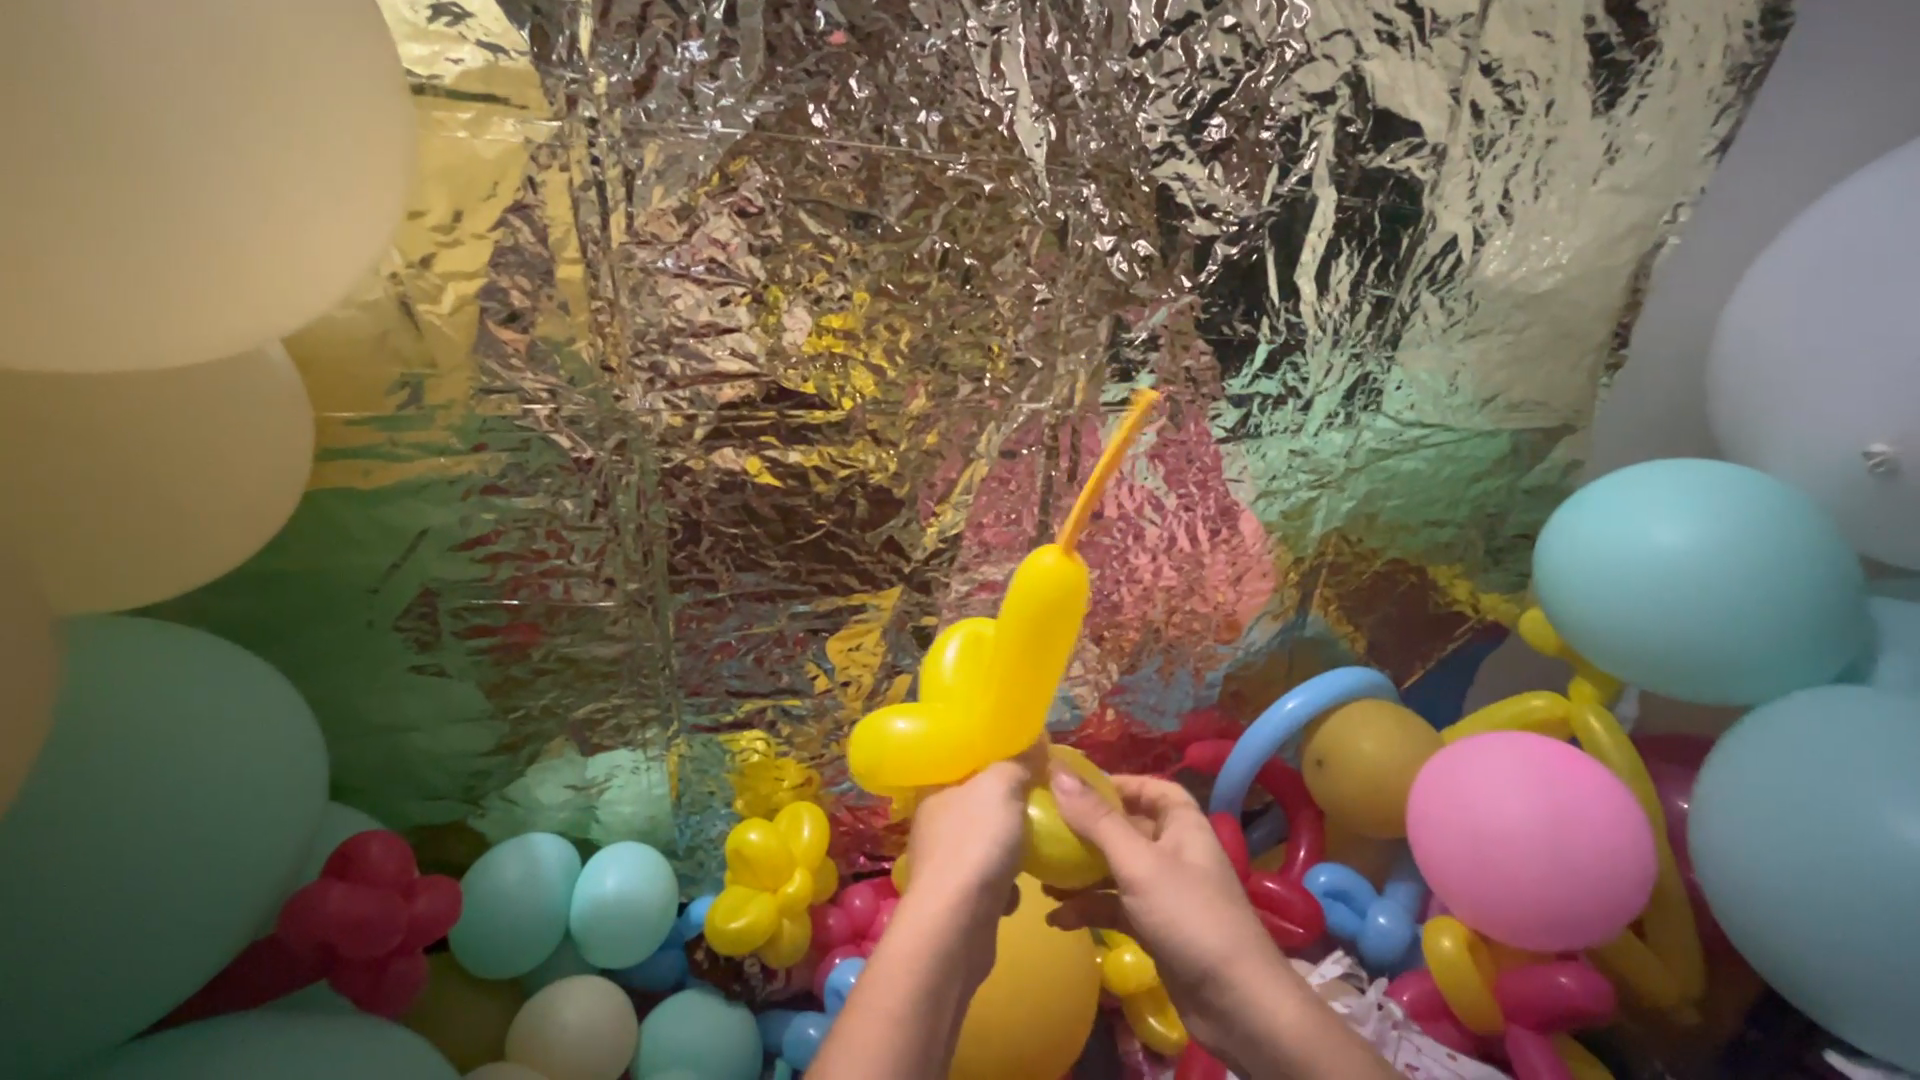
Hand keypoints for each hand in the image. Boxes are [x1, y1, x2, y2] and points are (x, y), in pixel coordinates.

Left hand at [897, 746, 1044, 936]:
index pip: (962, 762)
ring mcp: (943, 863)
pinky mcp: (957, 898)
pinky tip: (1020, 889)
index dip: (992, 756)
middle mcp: (933, 824)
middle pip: (977, 802)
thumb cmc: (975, 844)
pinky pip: (989, 880)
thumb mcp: (1002, 787)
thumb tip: (1037, 737)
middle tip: (1040, 796)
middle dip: (1007, 802)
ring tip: (1036, 842)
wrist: (956, 926)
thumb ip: (1018, 761)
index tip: (1024, 755)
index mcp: (935, 790)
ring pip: (984, 842)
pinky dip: (1006, 884)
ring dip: (1009, 846)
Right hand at [1045, 769, 1304, 1053]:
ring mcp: (1165, 893)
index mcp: (1182, 825)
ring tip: (1041, 877)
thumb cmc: (1190, 916)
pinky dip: (1089, 909)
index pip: (1151, 788)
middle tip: (1043, 829)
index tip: (1073, 785)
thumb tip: (1057, 771)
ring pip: (1115, 870)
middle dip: (1086, 830)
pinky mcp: (1155, 928)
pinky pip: (1115, 907)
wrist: (1235, 1004)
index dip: (1116, 783)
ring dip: (1081, 873)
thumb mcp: (1139, 863)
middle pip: (1126, 828)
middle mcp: (1174, 852)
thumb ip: (1097, 819)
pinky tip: (1057, 919)